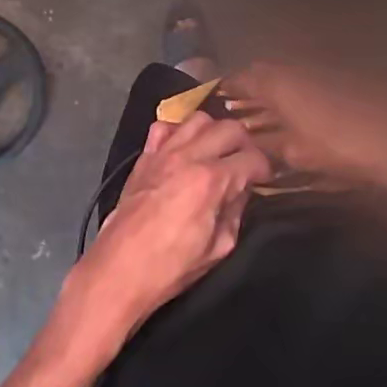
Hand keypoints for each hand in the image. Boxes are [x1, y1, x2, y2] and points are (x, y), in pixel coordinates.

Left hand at [65, 113, 269, 335]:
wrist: (120, 267)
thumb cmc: (171, 266)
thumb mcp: (219, 247)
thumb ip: (235, 212)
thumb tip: (241, 191)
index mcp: (210, 181)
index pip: (252, 159)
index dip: (265, 168)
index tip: (266, 178)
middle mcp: (187, 157)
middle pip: (229, 128)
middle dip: (246, 143)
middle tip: (247, 163)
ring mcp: (162, 152)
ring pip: (198, 119)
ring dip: (214, 131)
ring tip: (218, 151)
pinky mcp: (144, 157)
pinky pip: (164, 127)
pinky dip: (179, 132)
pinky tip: (184, 149)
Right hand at [222, 63, 386, 182]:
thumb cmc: (336, 148)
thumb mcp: (292, 152)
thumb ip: (262, 144)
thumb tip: (243, 141)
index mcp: (276, 83)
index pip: (239, 79)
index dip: (225, 89)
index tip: (214, 100)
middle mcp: (294, 70)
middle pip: (261, 75)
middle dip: (248, 89)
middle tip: (236, 109)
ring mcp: (319, 74)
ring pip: (285, 80)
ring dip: (271, 94)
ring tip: (262, 115)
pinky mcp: (340, 83)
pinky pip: (305, 86)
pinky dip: (294, 99)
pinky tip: (295, 119)